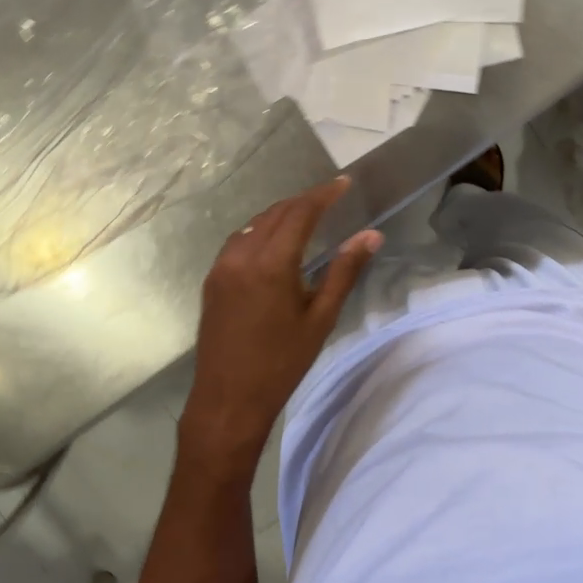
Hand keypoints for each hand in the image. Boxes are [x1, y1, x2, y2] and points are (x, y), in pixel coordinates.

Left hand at [180, 176, 382, 468]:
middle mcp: (241, 255)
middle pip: (276, 213)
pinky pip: (238, 241)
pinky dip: (260, 232)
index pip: (300, 213)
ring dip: (280, 215)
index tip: (344, 184)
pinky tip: (275, 243)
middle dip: (304, 202)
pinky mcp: (212, 280)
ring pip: (253, 225)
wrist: (228, 399)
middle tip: (331, 198)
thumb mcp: (320, 319)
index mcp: (271, 263)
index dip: (323, 195)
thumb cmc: (281, 363)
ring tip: (307, 217)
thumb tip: (371, 236)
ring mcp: (221, 267)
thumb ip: (344, 272)